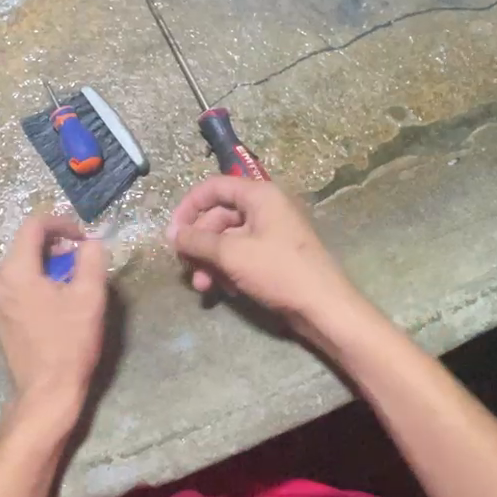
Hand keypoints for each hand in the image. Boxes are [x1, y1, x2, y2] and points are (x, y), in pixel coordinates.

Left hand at [0, 215, 107, 435]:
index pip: (34, 225)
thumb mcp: (89, 297)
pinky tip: (54, 297)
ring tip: (71, 279)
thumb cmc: (69, 343)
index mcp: (15, 270)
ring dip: (46, 262)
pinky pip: (15, 281)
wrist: (45, 392)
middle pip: (25, 243)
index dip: (61, 223)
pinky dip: (35, 278)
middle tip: (80, 258)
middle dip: (55, 244)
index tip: (83, 237)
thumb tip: (91, 241)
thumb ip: (92, 258)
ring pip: (20, 262)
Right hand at [166, 175, 367, 338]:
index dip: (189, 206)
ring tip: (203, 286)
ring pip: (228, 239)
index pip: (214, 187)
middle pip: (219, 216)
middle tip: (186, 267)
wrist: (325, 309)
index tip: (173, 232)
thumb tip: (171, 233)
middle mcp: (266, 207)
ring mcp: (272, 232)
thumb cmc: (279, 272)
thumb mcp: (232, 255)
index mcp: (259, 195)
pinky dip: (228, 269)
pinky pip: (242, 254)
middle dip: (200, 243)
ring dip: (211, 261)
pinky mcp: (275, 256)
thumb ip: (197, 240)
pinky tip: (225, 291)